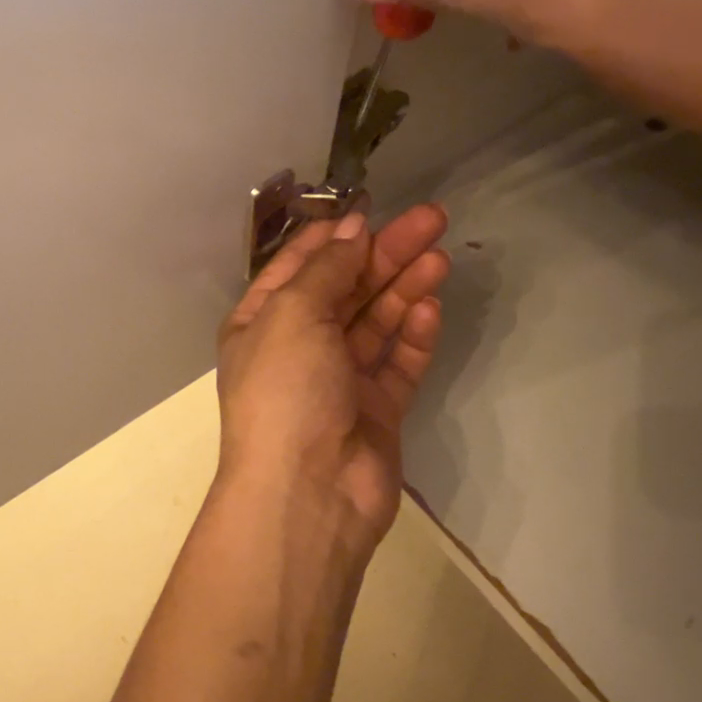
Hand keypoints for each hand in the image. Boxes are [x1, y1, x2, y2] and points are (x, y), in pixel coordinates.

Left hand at [214, 203, 449, 550]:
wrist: (306, 492)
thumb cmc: (285, 390)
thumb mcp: (292, 315)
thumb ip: (327, 270)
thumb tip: (352, 229)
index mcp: (261, 322)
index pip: (299, 266)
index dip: (334, 236)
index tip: (372, 208)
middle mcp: (297, 346)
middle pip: (346, 287)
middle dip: (385, 253)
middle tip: (433, 219)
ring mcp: (338, 379)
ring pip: (376, 320)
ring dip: (405, 286)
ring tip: (441, 254)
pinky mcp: (376, 409)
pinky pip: (397, 362)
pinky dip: (413, 335)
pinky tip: (431, 305)